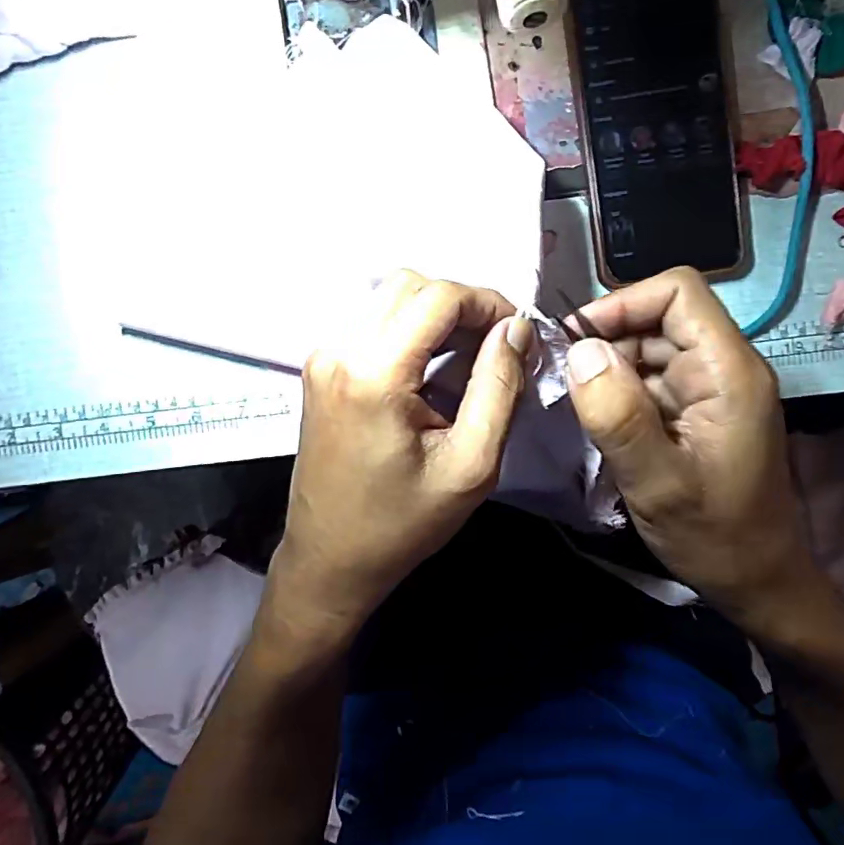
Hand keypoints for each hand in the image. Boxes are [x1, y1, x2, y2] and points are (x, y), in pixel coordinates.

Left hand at [273, 271, 532, 642]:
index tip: (520, 335)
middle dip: (465, 305)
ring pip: (393, 296)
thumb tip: (516, 327)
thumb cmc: (403, 522)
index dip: (489, 304)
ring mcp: (324, 355)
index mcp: (372, 373)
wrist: (331, 559)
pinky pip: (376, 320)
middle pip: (412, 284)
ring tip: (470, 359)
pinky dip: (415, 328)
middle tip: (498, 347)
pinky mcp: (323, 366)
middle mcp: (338, 350)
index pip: (439, 296)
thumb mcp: (472, 464)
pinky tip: (435, 369)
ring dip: (440, 315)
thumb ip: (499, 386)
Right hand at [563, 268, 826, 626]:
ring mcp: (714, 388)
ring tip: (579, 402)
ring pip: (654, 347)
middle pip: (662, 316)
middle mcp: (726, 366)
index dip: (625, 302)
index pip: (679, 291)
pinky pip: (656, 379)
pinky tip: (601, 419)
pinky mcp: (701, 410)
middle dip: (611, 339)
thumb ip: (618, 415)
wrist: (759, 582)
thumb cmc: (716, 536)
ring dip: (613, 366)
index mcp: (729, 370)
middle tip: (567, 378)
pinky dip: (624, 389)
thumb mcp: (658, 482)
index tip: (580, 339)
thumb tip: (580, 350)